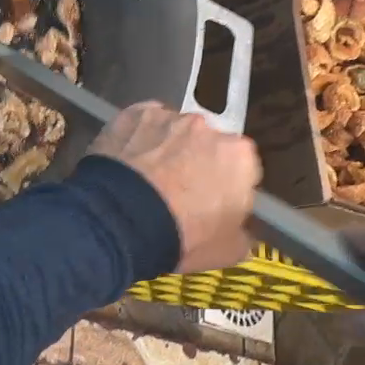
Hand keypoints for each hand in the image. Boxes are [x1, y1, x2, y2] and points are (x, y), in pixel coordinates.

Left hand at [87, 102, 259, 271]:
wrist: (123, 218)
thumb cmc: (185, 236)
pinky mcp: (131, 113)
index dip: (227, 185)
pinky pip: (140, 124)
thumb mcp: (230, 250)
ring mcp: (165, 116)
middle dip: (197, 160)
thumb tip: (237, 227)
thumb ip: (241, 230)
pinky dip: (136, 137)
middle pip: (205, 143)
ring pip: (171, 130)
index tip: (213, 202)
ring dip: (165, 147)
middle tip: (178, 190)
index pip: (241, 167)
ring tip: (146, 178)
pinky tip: (127, 161)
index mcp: (238, 155)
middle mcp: (204, 126)